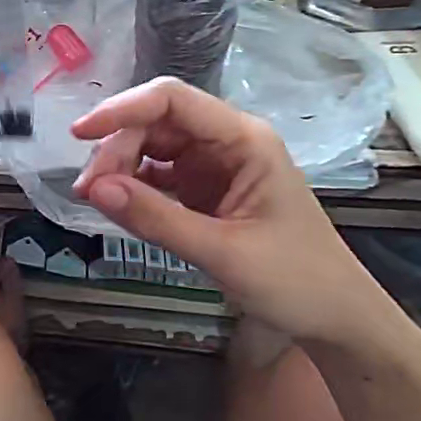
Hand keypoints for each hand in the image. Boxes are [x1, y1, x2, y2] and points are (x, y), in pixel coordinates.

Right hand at [70, 77, 392, 344]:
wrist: (339, 320)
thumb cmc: (297, 281)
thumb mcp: (223, 253)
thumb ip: (157, 218)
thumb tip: (93, 189)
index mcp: (244, 138)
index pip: (172, 100)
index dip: (122, 109)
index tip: (81, 134)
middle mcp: (227, 141)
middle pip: (157, 122)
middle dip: (118, 148)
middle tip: (87, 190)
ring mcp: (215, 164)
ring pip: (154, 146)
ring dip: (121, 166)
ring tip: (94, 198)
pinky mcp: (206, 189)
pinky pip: (160, 175)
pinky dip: (135, 186)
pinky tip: (117, 203)